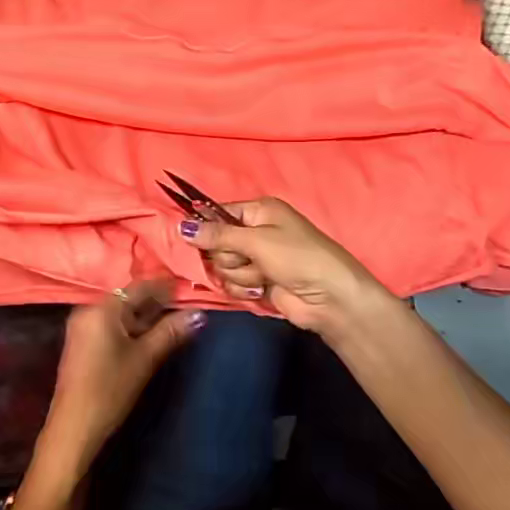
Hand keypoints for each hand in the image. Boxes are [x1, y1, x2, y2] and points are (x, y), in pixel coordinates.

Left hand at [33, 280, 203, 483]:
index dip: (165, 287)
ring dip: (143, 316)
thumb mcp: (145, 359)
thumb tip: (199, 313)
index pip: (139, 288)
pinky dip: (129, 327)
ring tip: (172, 321)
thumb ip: (171, 332)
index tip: (188, 288)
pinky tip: (147, 336)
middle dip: (155, 302)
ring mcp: (82, 326)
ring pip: (119, 312)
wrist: (74, 424)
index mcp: (102, 309)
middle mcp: (88, 310)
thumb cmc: (110, 389)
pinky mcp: (82, 342)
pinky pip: (109, 324)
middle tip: (185, 305)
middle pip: (127, 298)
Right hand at [179, 198, 396, 337]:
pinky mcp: (255, 282)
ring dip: (240, 274)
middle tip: (247, 259)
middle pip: (215, 243)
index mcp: (258, 211)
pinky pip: (232, 283)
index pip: (217, 213)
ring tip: (263, 276)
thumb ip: (217, 235)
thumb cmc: (298, 257)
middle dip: (228, 256)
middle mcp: (254, 232)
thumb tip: (180, 227)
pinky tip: (263, 289)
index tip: (190, 238)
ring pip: (222, 266)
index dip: (205, 227)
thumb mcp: (257, 240)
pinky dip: (244, 288)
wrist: (329, 297)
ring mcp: (255, 259)